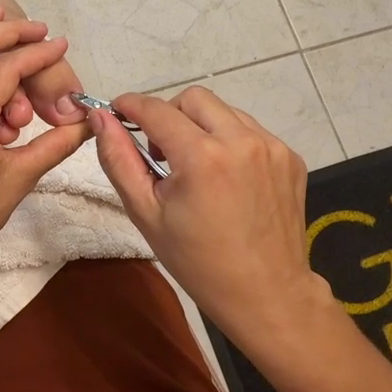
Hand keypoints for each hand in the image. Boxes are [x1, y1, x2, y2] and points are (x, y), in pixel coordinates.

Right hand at [91, 87, 334, 354]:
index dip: (129, 106)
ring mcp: (271, 147)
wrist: (266, 293)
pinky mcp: (290, 157)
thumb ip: (119, 159)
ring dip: (200, 126)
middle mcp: (240, 141)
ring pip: (223, 111)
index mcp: (202, 156)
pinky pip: (249, 130)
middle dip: (168, 115)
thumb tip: (101, 117)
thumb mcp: (145, 212)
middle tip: (161, 152)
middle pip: (192, 99)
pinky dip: (228, 142)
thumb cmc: (196, 260)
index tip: (116, 112)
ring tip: (195, 166)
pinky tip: (225, 178)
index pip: (156, 110)